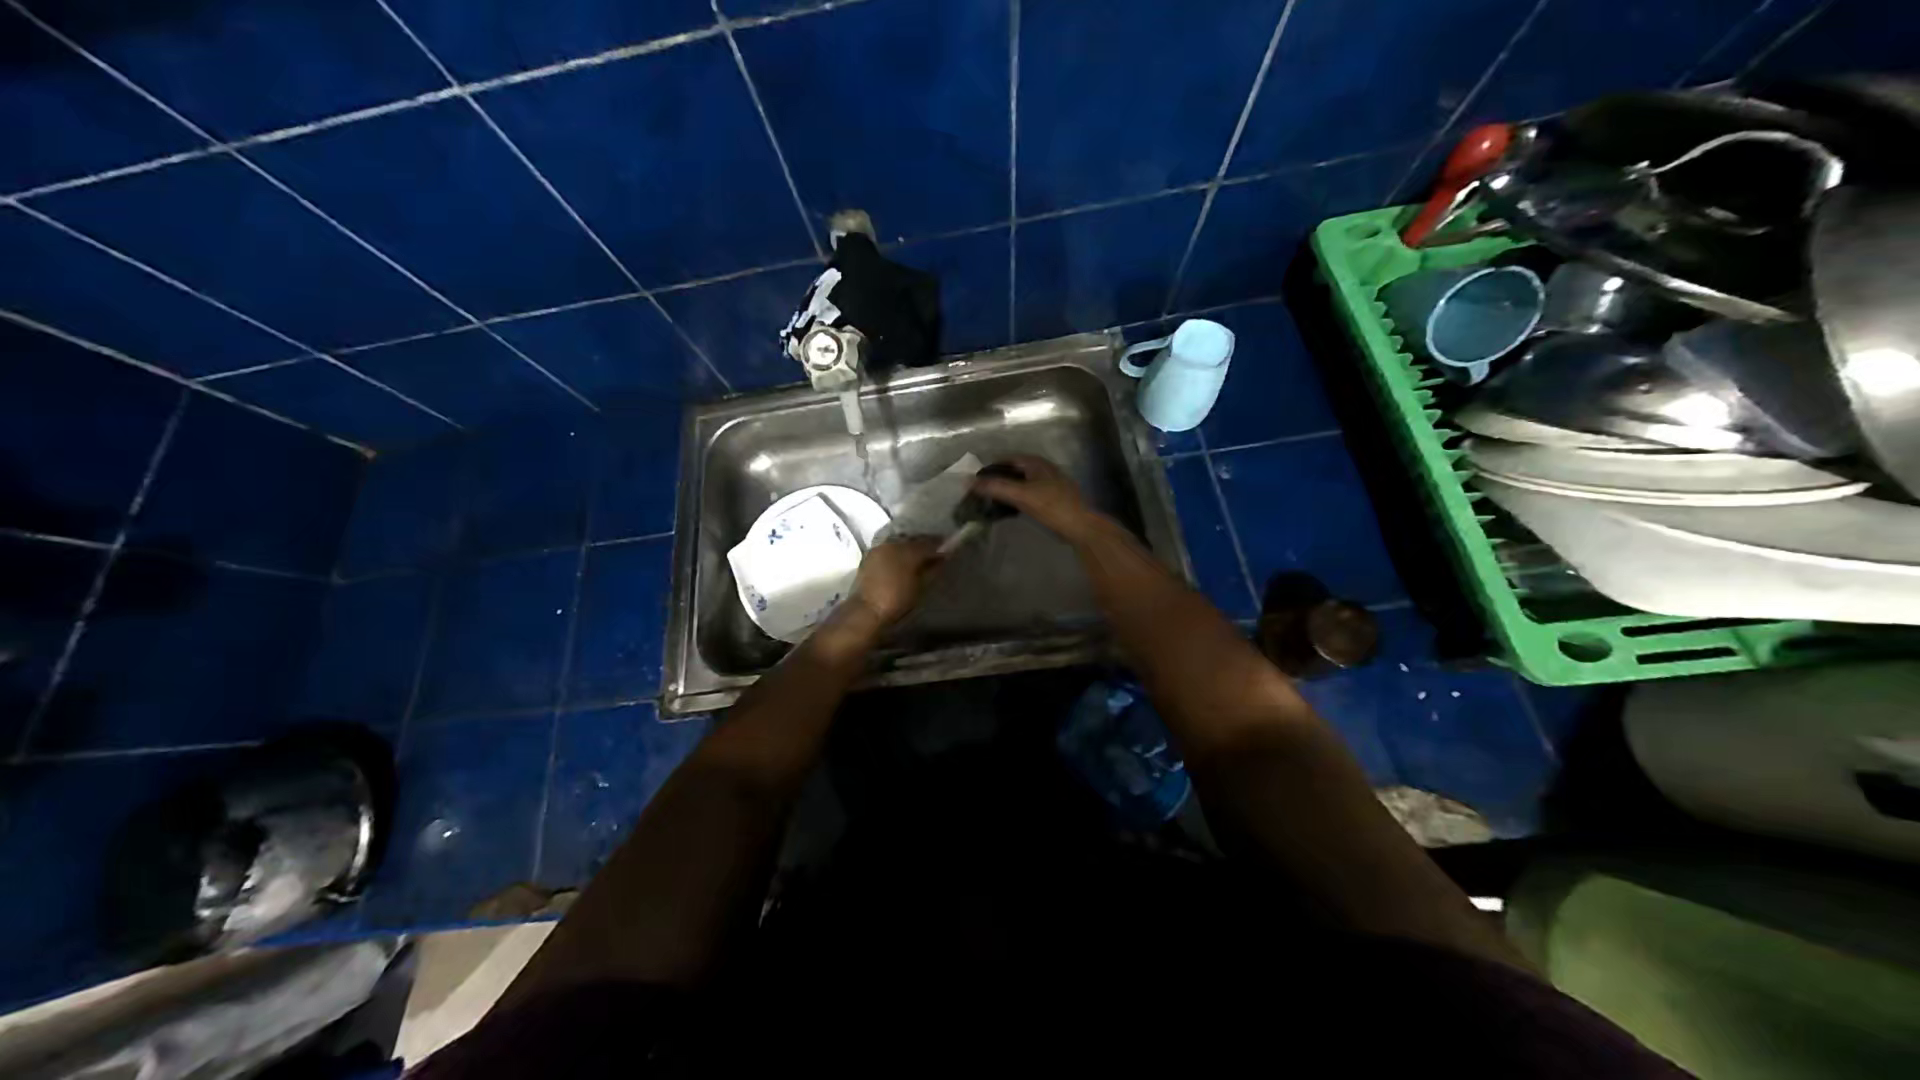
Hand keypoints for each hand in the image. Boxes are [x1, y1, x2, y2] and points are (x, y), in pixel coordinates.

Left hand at [846, 538, 943, 625]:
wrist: (867, 610)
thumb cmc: (897, 601)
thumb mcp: (920, 586)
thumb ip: (932, 569)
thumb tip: (942, 557)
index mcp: (908, 551)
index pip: (929, 542)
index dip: (940, 544)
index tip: (948, 547)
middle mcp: (893, 544)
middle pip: (914, 539)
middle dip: (925, 543)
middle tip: (935, 551)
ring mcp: (880, 547)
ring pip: (901, 541)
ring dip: (911, 546)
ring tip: (919, 556)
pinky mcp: (870, 554)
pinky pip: (890, 547)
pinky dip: (898, 550)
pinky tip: (903, 559)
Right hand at [970, 455, 1096, 538]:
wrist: (1081, 526)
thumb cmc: (1052, 506)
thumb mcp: (1021, 495)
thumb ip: (995, 487)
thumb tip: (968, 481)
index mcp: (1035, 463)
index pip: (1006, 459)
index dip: (990, 468)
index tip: (975, 481)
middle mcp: (1042, 469)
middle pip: (1013, 471)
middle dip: (997, 480)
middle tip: (980, 493)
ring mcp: (1048, 484)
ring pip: (1020, 483)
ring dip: (1006, 490)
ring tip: (989, 502)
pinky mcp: (1051, 499)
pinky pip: (1027, 495)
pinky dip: (1015, 500)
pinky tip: (1008, 510)